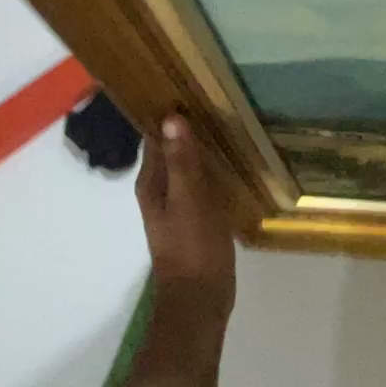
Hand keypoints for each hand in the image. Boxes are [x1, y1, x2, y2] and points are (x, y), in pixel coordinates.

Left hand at [136, 114, 236, 321]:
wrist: (199, 300)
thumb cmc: (192, 247)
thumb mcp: (190, 200)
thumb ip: (183, 161)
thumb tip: (172, 118)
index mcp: (152, 184)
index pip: (154, 137)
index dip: (167, 113)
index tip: (188, 85)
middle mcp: (161, 190)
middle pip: (171, 149)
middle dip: (187, 126)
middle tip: (215, 97)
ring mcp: (179, 205)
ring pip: (188, 165)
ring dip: (201, 146)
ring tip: (228, 120)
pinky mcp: (197, 217)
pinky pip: (202, 182)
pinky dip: (212, 167)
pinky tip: (233, 159)